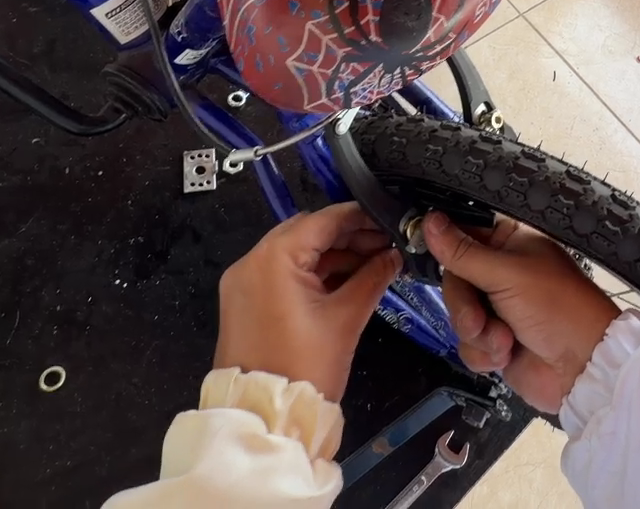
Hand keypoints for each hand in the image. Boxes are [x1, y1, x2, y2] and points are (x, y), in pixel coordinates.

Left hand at [214, 202, 402, 400]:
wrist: (262, 422)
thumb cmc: (305, 366)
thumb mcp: (346, 317)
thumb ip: (374, 276)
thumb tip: (395, 255)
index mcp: (273, 258)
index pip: (324, 220)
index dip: (360, 217)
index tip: (389, 221)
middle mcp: (251, 262)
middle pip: (308, 231)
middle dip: (348, 236)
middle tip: (384, 245)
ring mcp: (244, 282)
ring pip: (296, 251)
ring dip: (333, 254)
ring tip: (372, 263)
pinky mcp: (244, 302)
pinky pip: (283, 272)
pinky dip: (313, 272)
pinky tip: (346, 279)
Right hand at [424, 212, 619, 412]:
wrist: (582, 368)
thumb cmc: (556, 307)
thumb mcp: (507, 274)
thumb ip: (463, 252)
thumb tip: (430, 220)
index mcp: (510, 243)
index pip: (464, 235)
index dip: (446, 246)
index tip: (428, 253)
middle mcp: (501, 272)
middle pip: (455, 280)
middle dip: (465, 306)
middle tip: (478, 320)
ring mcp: (498, 308)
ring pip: (458, 315)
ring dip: (478, 333)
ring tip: (504, 341)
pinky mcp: (495, 340)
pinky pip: (467, 344)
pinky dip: (484, 353)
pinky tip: (507, 355)